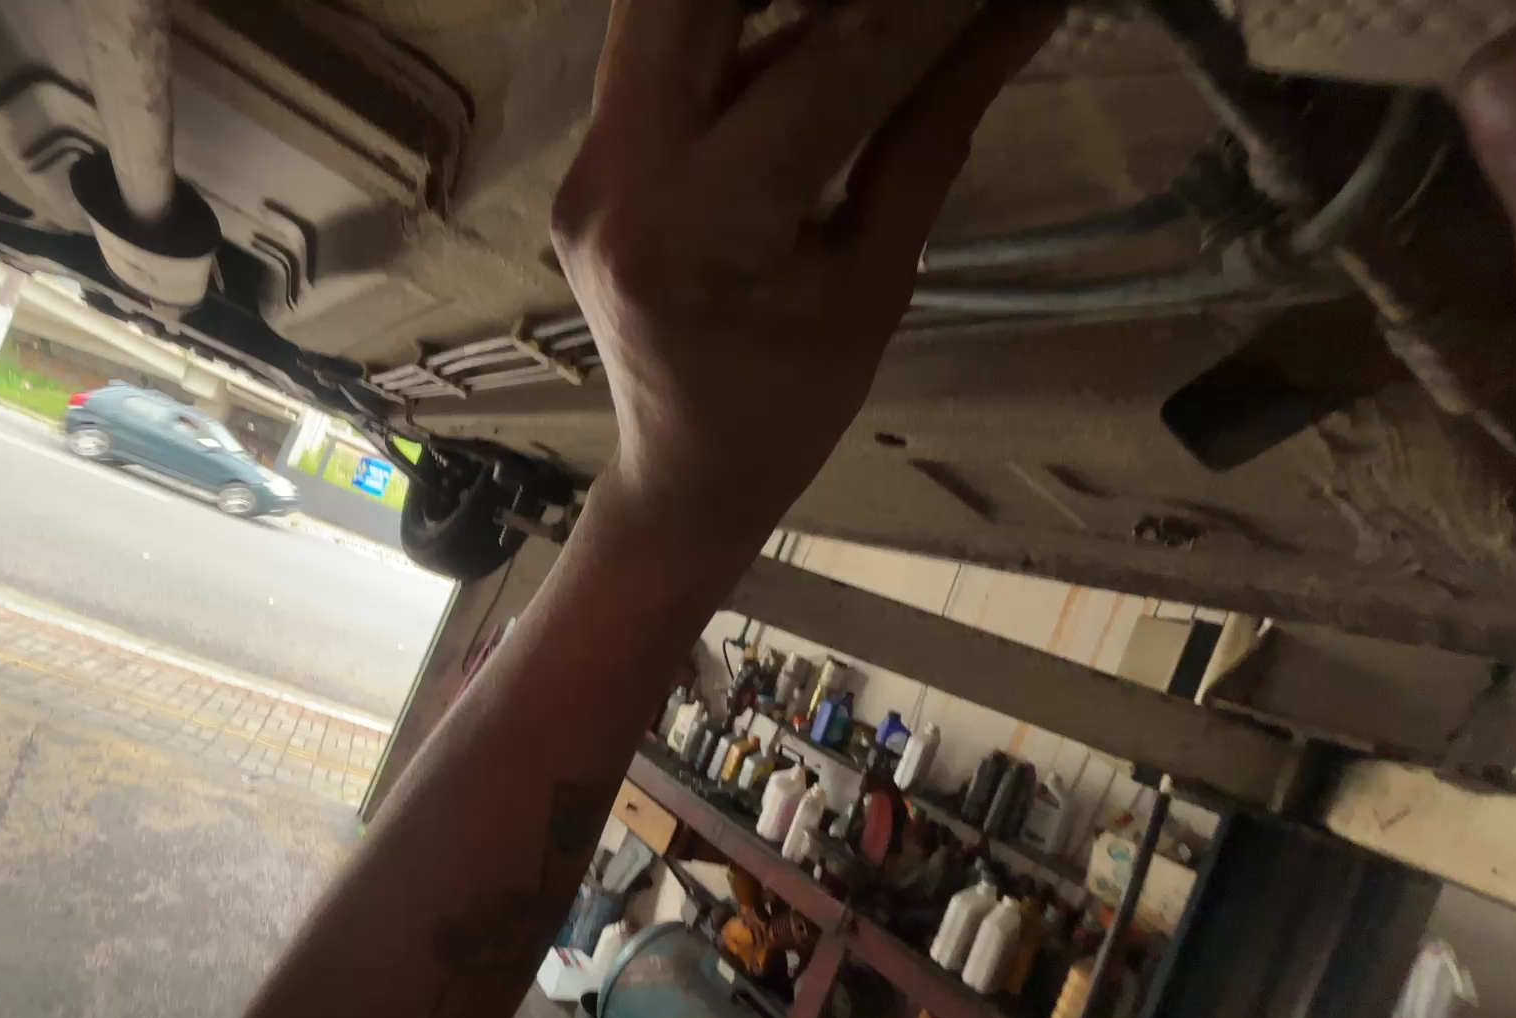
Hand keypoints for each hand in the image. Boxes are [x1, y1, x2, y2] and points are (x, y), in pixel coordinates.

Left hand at [552, 0, 1061, 534]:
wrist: (683, 472)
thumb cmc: (785, 414)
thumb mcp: (872, 284)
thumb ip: (931, 131)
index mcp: (694, 233)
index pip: (824, 64)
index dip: (928, 0)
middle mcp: (613, 186)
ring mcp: (584, 178)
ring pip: (661, 10)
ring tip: (860, 11)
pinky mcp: (586, 177)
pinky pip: (656, 63)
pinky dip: (735, 27)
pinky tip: (807, 27)